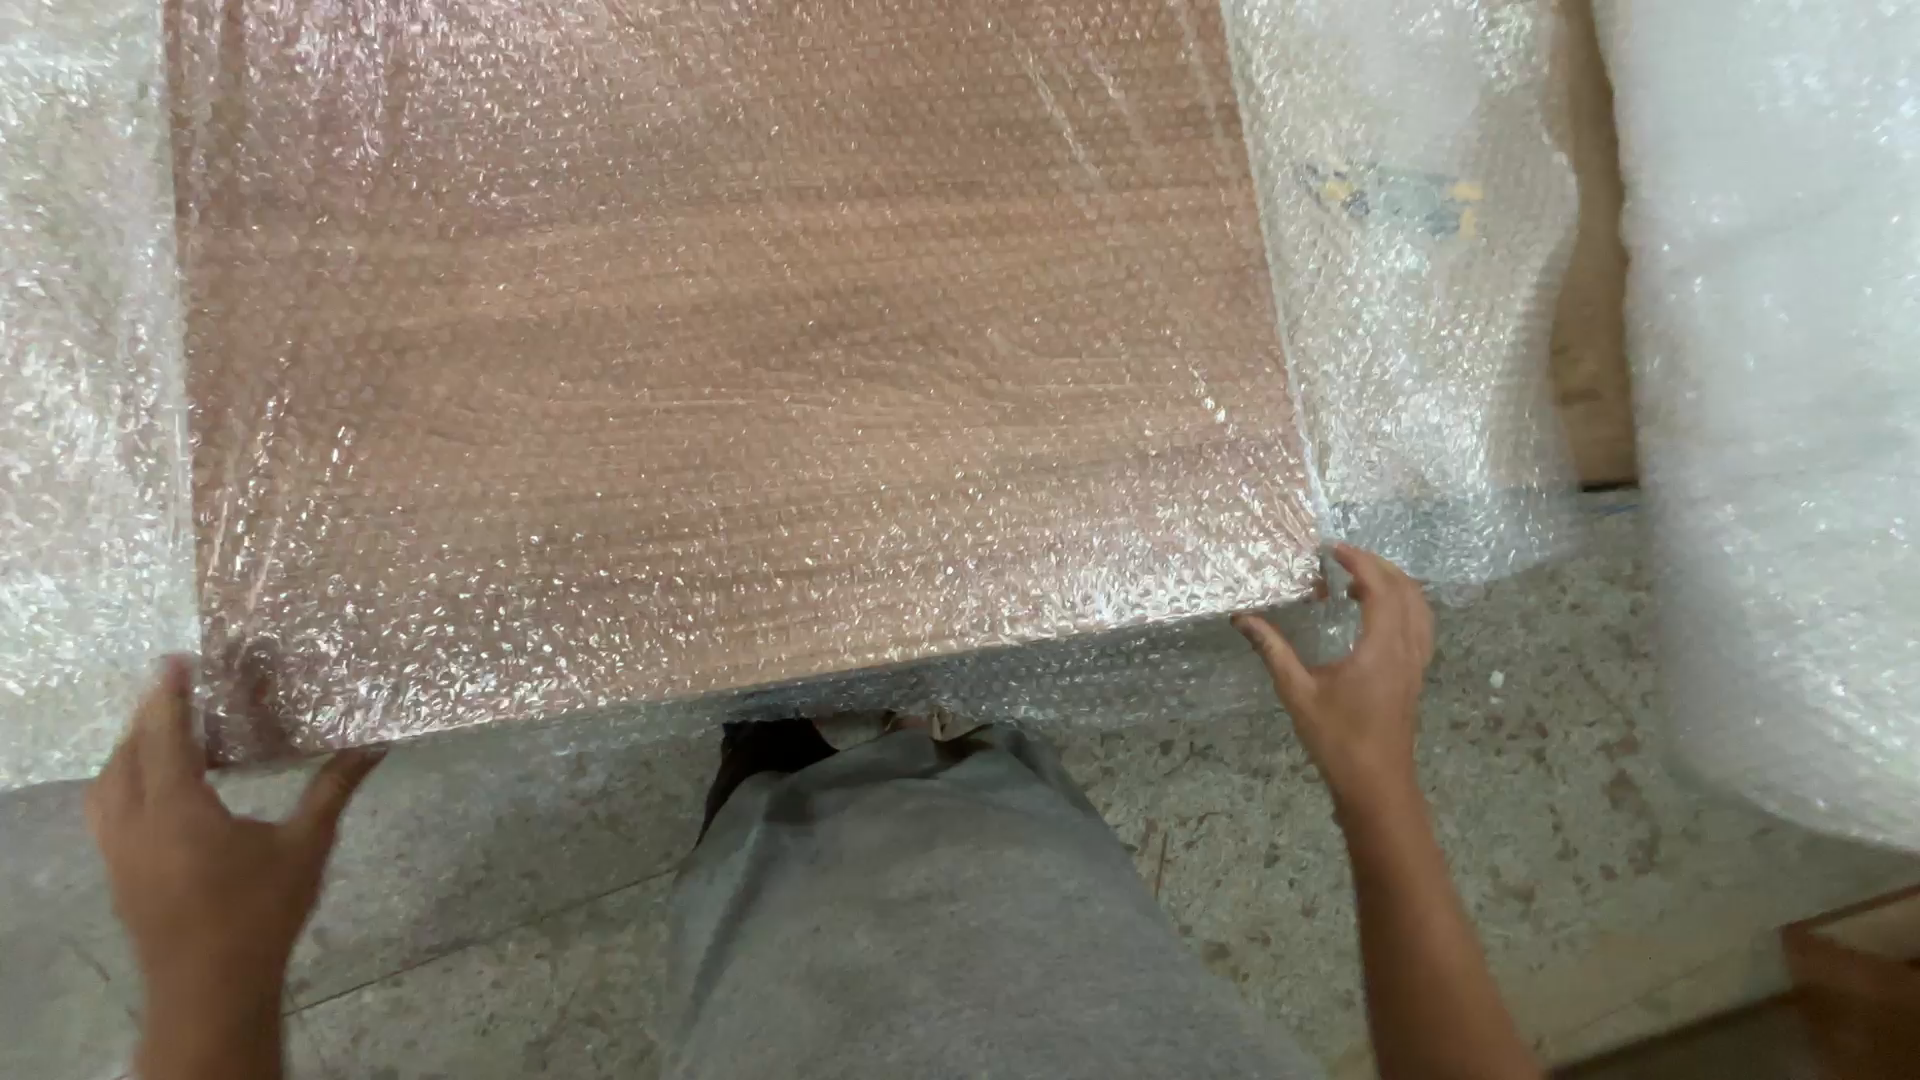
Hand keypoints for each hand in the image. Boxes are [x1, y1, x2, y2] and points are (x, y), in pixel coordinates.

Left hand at [85, 656, 383, 1006]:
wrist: (211, 983)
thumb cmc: (263, 908)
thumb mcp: (308, 843)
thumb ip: (335, 788)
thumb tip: (374, 744)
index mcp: (179, 814)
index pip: (165, 742)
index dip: (168, 700)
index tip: (172, 662)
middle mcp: (135, 828)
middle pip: (123, 760)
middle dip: (143, 719)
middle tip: (170, 686)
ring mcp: (119, 854)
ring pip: (104, 788)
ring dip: (126, 751)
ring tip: (157, 729)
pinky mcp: (120, 873)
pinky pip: (107, 812)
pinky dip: (123, 781)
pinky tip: (154, 785)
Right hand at [1233, 543, 1434, 816]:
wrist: (1375, 783)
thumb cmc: (1336, 738)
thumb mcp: (1296, 692)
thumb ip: (1272, 650)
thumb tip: (1242, 618)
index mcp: (1380, 649)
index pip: (1380, 589)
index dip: (1359, 562)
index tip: (1332, 549)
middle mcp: (1406, 649)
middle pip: (1407, 591)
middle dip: (1378, 566)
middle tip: (1343, 556)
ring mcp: (1416, 663)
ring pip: (1419, 608)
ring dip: (1394, 584)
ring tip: (1358, 577)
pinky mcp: (1415, 675)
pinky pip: (1419, 626)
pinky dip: (1402, 605)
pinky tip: (1375, 613)